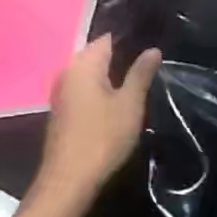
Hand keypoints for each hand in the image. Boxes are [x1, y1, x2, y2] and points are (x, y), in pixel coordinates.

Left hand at [35, 36, 161, 196]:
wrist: (70, 178)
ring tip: (142, 79)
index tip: (153, 41)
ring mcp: (63, 92)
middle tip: (153, 62)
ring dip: (114, 75)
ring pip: (93, 73)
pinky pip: (87, 89)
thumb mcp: (130, 104)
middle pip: (98, 55)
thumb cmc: (103, 136)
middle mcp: (68, 72)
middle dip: (124, 56)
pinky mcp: (64, 110)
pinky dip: (103, 89)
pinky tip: (120, 99)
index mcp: (83, 65)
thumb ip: (141, 74)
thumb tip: (153, 49)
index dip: (131, 38)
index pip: (108, 38)